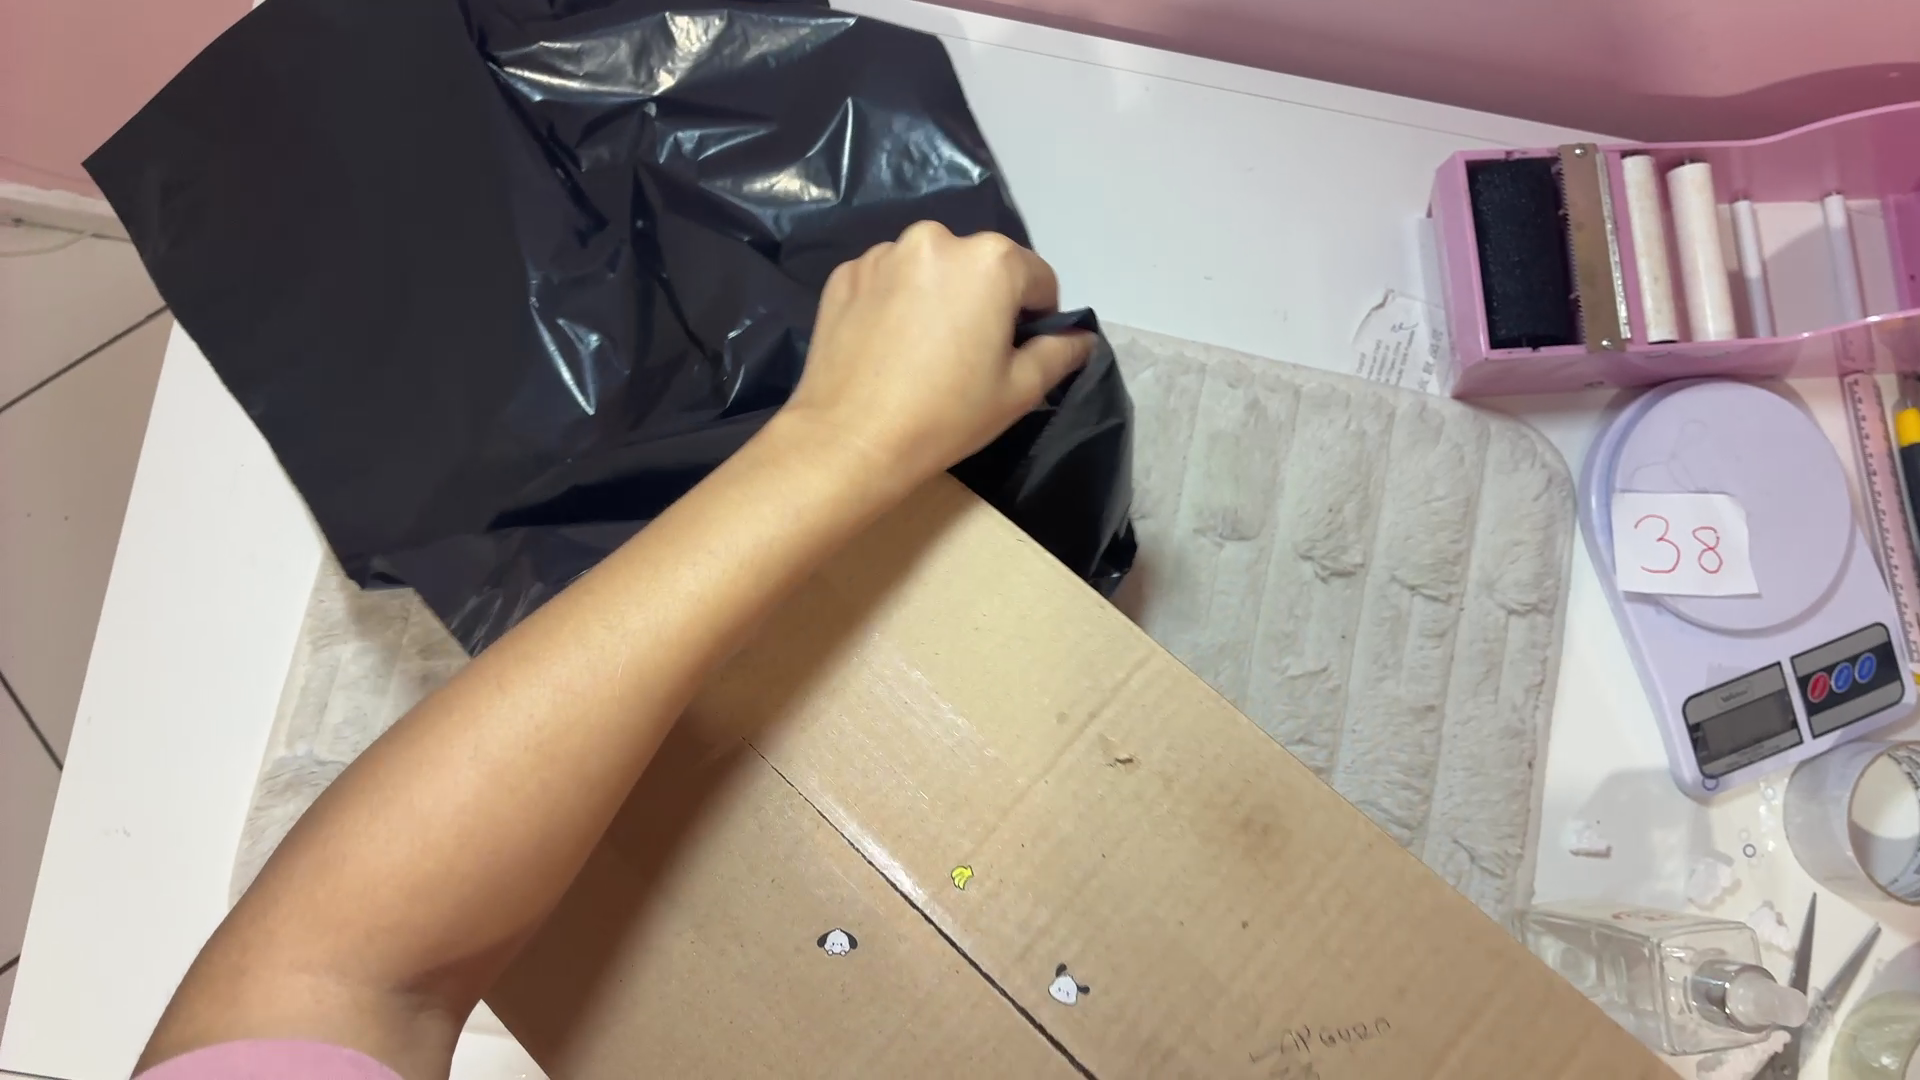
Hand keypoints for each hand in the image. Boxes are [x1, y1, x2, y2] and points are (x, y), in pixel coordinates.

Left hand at [781, 221, 1093, 490]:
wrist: (851, 439)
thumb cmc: (946, 416)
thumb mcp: (1020, 391)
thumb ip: (1060, 353)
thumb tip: (1081, 337)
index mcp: (990, 260)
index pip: (1037, 279)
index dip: (1036, 319)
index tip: (1015, 355)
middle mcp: (936, 238)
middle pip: (981, 268)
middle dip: (984, 302)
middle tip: (967, 357)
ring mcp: (883, 253)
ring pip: (932, 271)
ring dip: (938, 298)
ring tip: (922, 353)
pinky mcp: (845, 275)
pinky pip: (888, 281)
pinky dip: (895, 303)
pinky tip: (887, 348)